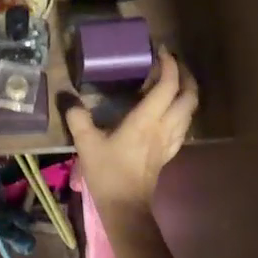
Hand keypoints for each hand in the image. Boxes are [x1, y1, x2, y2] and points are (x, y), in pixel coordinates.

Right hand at [65, 46, 198, 216]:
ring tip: (172, 82)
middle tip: (172, 63)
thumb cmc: (108, 173)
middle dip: (185, 75)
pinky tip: (168, 110)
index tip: (161, 51)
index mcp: (147, 120)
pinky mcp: (169, 152)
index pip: (168, 85)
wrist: (125, 207)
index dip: (169, 65)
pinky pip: (184, 124)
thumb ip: (78, 118)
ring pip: (190, 110)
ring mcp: (171, 140)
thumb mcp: (86, 143)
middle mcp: (165, 126)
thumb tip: (68, 97)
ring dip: (186, 92)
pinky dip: (181, 110)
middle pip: (189, 95)